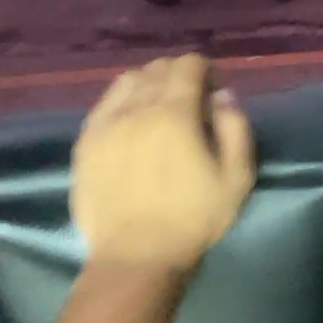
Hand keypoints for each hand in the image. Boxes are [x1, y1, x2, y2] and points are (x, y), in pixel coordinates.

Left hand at [70, 54, 254, 281]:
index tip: (214, 94)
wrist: (135, 258)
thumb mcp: (237, 177)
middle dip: (179, 76)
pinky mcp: (85, 143)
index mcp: (174, 113)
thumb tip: (223, 95)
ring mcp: (104, 124)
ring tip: (160, 111)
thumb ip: (235, 127)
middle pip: (157, 68)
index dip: (206, 71)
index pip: (188, 65)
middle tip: (193, 103)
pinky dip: (123, 103)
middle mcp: (135, 109)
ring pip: (127, 81)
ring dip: (149, 85)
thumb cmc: (194, 219)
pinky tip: (133, 127)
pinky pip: (104, 104)